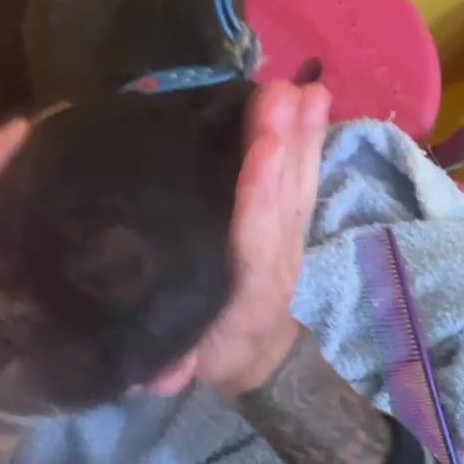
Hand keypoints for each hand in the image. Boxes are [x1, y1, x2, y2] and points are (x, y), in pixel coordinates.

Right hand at [192, 80, 330, 397]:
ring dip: (305, 136)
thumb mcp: (183, 368)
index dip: (260, 196)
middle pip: (284, 200)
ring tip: (307, 88)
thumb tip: (150, 375)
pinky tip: (313, 104)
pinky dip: (311, 144)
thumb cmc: (212, 351)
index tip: (264, 150)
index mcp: (245, 293)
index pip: (253, 240)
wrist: (260, 356)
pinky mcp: (294, 226)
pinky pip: (306, 183)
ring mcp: (290, 240)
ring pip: (300, 185)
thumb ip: (170, 368)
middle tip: (283, 92)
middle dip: (286, 146)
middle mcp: (274, 261)